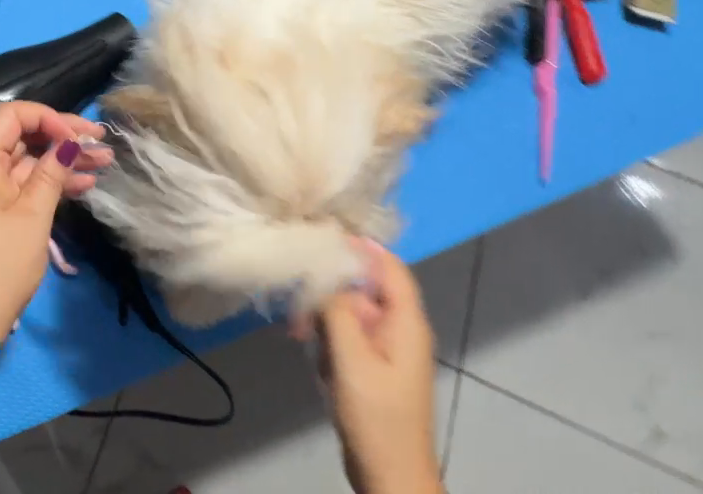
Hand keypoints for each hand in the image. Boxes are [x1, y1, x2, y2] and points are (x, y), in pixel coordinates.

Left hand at [0, 102, 109, 396]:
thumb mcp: (32, 217)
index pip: (11, 116)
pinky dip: (50, 183)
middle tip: (102, 143)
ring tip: (104, 162)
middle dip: (62, 137)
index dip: (47, 117)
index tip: (77, 138)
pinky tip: (83, 186)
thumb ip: (51, 174)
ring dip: (63, 161)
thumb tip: (68, 143)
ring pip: (27, 162)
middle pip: (21, 137)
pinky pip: (23, 186)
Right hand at [315, 239, 443, 493]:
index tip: (320, 234)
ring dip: (324, 314)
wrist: (390, 476)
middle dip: (330, 286)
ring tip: (298, 327)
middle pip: (364, 286)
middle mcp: (399, 328)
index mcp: (406, 321)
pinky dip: (327, 336)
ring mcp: (386, 348)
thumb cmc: (376, 415)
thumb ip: (338, 309)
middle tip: (296, 291)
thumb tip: (324, 270)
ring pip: (351, 310)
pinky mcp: (372, 366)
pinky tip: (307, 346)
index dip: (359, 245)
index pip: (388, 265)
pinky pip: (348, 335)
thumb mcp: (351, 358)